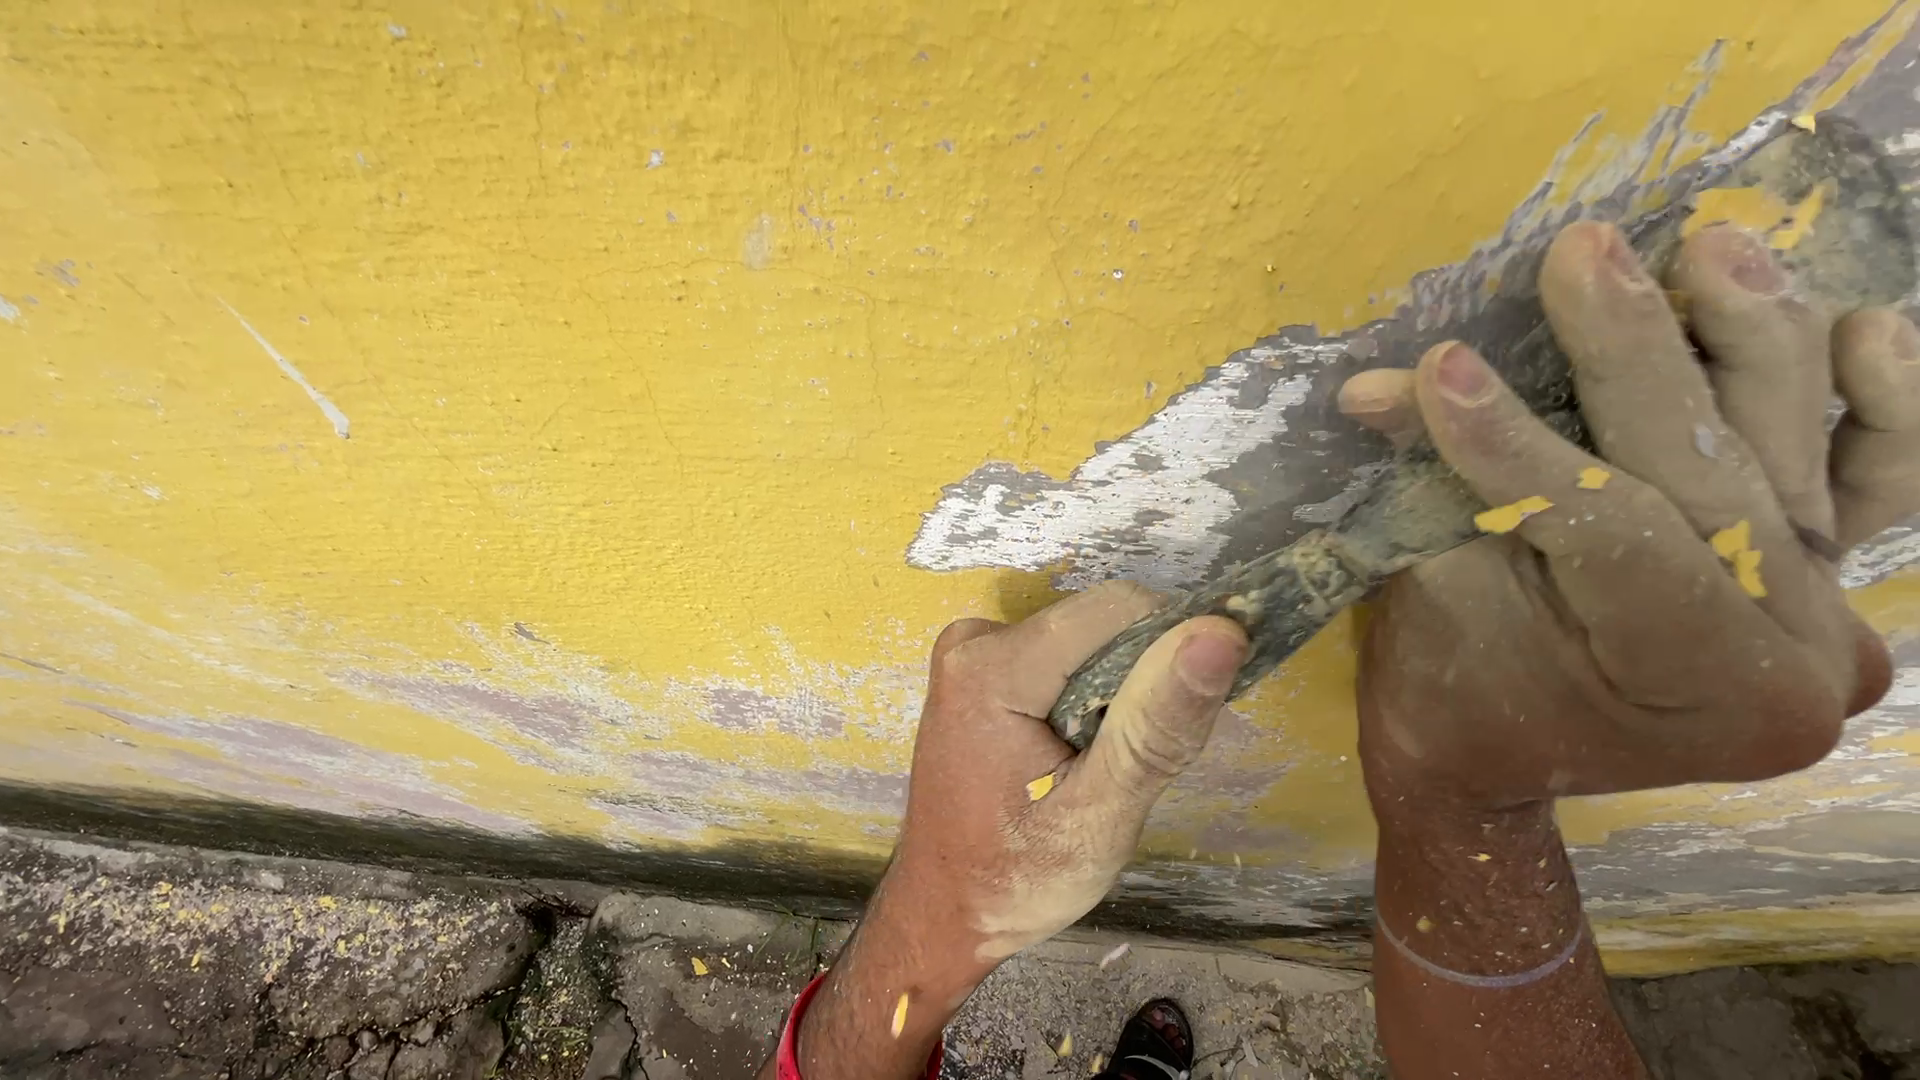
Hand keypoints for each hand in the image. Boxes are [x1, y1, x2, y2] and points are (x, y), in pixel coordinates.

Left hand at [791, 582, 1246, 1077]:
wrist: (946, 905)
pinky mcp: (980, 661)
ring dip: (1113, 690)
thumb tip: (1218, 633)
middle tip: (1121, 760)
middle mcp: (974, 638)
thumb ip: (1157, 724)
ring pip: (1088, 637)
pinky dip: (1086, 693)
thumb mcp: (1100, 816)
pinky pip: (1063, 652)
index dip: (1167, 653)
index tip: (1168, 724)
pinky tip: (1070, 748)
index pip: (1119, 610)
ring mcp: (972, 646)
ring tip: (1093, 761)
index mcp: (993, 667)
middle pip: (1101, 622)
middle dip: (1136, 681)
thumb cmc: (1016, 876)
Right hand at [1337, 222, 1919, 813]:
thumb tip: (1391, 384)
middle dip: (1630, 354)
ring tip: (1707, 250)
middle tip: (1579, 254)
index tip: (1438, 368)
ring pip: (1799, 452)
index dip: (1514, 443)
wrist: (1484, 761)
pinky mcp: (1818, 585)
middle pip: (1710, 470)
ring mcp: (1831, 617)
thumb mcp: (1429, 601)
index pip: (1610, 528)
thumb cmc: (1442, 703)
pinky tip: (1862, 330)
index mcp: (1701, 685)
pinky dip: (1878, 407)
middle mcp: (1801, 652)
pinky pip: (1875, 486)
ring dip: (1749, 340)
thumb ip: (1433, 490)